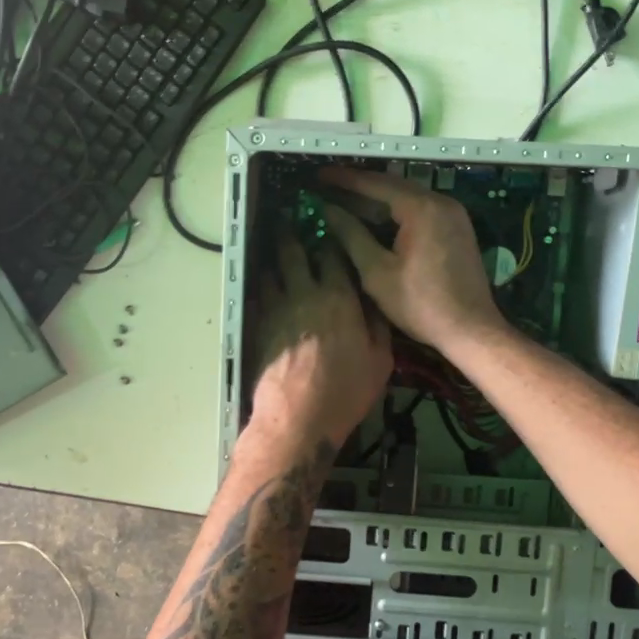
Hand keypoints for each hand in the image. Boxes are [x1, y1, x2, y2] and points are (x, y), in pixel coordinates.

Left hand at [249, 238, 392, 449]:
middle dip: (293, 233)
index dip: (331, 237)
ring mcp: (276, 308)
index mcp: (339, 297)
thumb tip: (374, 300)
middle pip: (294, 252)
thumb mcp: (380, 361)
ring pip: (271, 269)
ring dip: (274, 255)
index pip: (334, 254)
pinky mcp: (258, 325)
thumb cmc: (345, 392)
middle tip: (291, 218)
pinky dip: (261, 282)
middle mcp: (304, 293)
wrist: (297, 419)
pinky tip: (263, 279)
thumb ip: (378, 325)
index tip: (330, 226)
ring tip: (276, 244)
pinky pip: (258, 294)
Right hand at [319, 168, 508, 353]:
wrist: (471, 330)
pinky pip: (422, 210)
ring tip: (346, 202)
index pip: (376, 184)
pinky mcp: (457, 229)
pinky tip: (376, 221)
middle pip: (394, 186)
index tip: (319, 175)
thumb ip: (351, 235)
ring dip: (378, 200)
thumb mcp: (377, 272)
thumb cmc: (421, 305)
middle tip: (329, 187)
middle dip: (360, 187)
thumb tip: (328, 210)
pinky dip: (397, 212)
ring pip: (408, 197)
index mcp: (422, 208)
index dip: (345, 180)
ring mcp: (453, 215)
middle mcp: (441, 202)